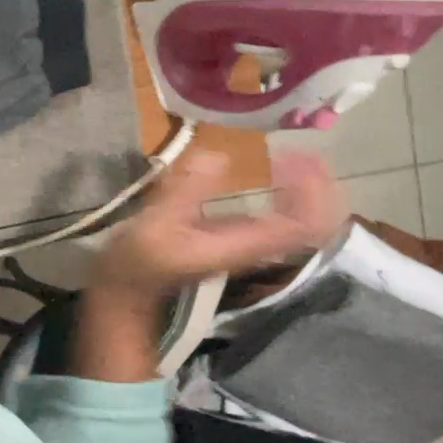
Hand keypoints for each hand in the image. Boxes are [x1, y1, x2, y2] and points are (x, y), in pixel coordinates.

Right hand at [73, 150, 344, 381]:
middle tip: (295, 152)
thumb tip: (217, 154)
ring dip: (303, 187)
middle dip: (314, 183)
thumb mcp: (155, 223)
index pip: (305, 223)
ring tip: (287, 158)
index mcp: (244, 245)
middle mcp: (254, 246)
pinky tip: (270, 173)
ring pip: (300, 218)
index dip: (310, 189)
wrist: (127, 291)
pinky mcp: (234, 239)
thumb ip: (186, 191)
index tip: (288, 157)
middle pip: (314, 220)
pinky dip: (285, 192)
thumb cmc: (137, 261)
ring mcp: (247, 244)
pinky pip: (280, 215)